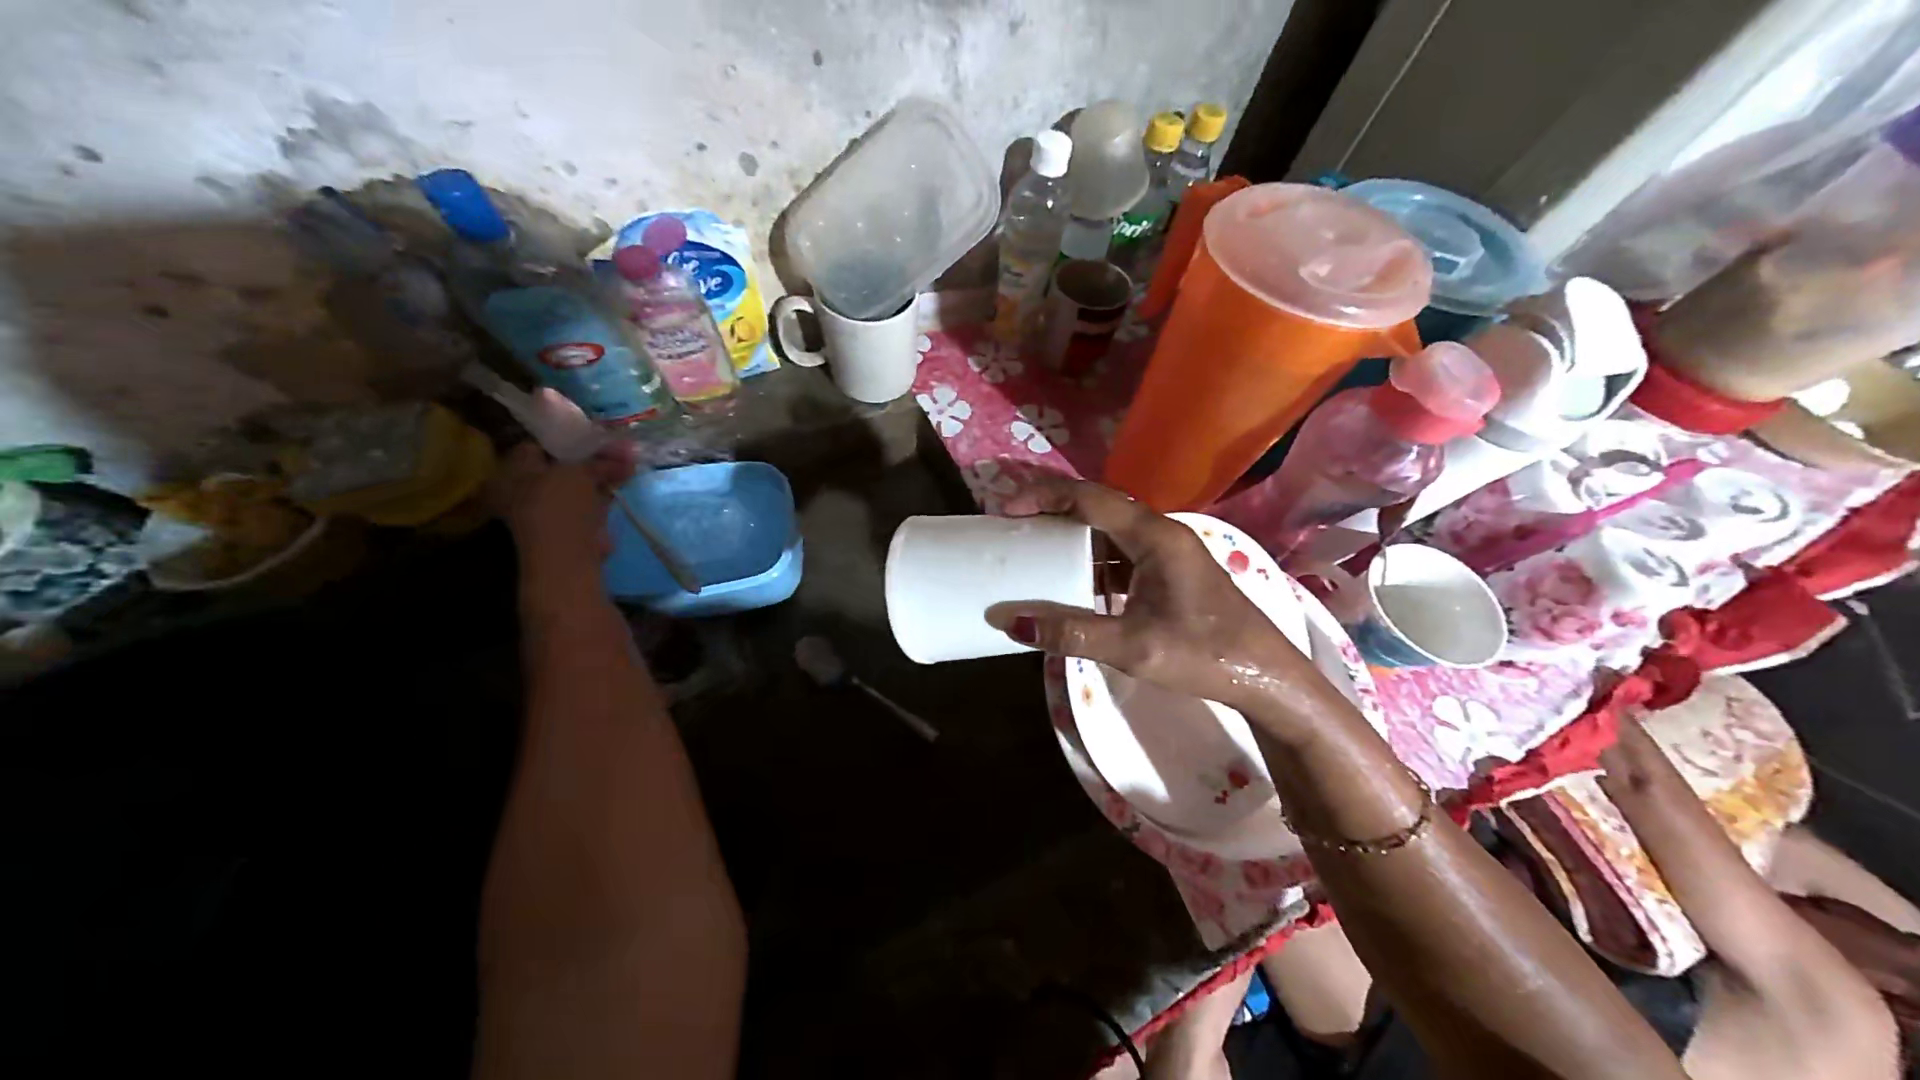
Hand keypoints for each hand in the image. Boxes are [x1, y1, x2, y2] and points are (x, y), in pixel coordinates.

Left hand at [490, 435, 638, 572]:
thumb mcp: (580, 471)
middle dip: (593, 457)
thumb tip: (625, 449)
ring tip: (630, 463)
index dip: (569, 437)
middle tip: (621, 449)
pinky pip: (587, 503)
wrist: (567, 557)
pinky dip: (604, 494)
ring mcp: (546, 510)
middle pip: (562, 465)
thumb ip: (599, 459)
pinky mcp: (568, 528)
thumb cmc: (561, 506)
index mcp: (514, 470)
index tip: (596, 434)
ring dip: (603, 474)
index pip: (540, 444)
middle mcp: (524, 489)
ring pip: (578, 485)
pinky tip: (624, 481)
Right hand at [982, 474, 1329, 715]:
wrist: (1267, 677)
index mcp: (1155, 537)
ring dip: (1074, 537)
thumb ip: (1071, 632)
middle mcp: (1163, 534)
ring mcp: (1170, 553)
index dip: (1045, 497)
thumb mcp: (1131, 646)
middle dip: (1055, 512)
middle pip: (1100, 508)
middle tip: (1015, 526)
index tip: (1007, 510)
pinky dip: (1094, 561)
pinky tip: (1075, 582)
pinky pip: (1124, 554)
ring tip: (1036, 549)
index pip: (1091, 499)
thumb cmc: (1204, 655)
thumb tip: (1013, 622)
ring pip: (1112, 531)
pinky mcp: (1172, 573)